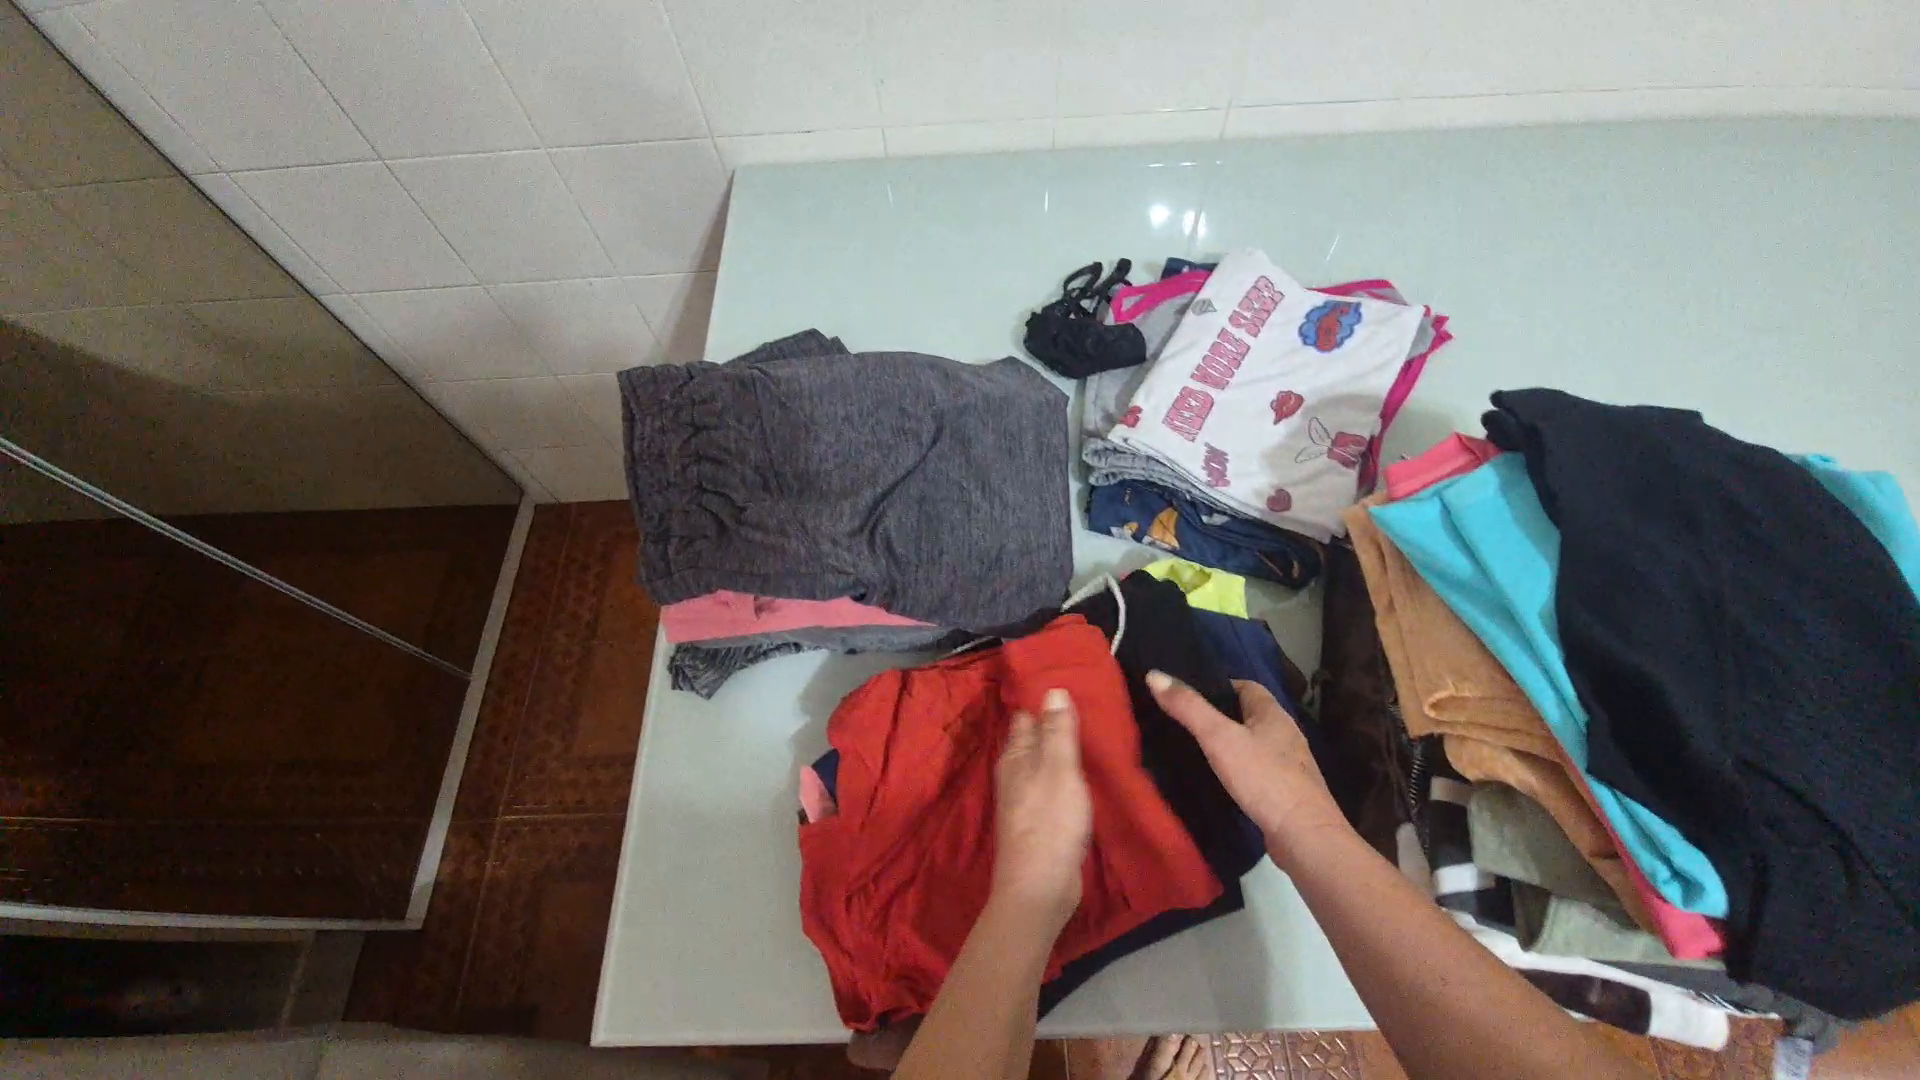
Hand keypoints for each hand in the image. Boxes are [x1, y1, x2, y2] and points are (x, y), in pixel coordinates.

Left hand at [991, 688, 1092, 927]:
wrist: (1039, 888)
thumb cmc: (1049, 822)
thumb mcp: (1059, 770)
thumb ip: (1058, 732)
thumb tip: (1053, 690)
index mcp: (1015, 757)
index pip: (1025, 717)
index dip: (1041, 701)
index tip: (1066, 682)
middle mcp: (1014, 774)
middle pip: (1032, 740)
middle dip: (1052, 724)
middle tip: (1085, 705)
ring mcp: (1025, 799)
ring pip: (1041, 764)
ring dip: (1059, 751)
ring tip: (1088, 735)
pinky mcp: (1038, 822)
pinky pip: (1050, 786)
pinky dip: (1064, 776)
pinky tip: (1081, 776)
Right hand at [1147, 672, 1350, 867]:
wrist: (1305, 835)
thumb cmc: (1263, 777)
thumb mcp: (1219, 737)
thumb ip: (1188, 707)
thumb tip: (1154, 675)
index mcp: (1273, 714)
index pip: (1246, 686)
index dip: (1218, 687)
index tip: (1189, 696)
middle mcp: (1286, 734)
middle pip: (1249, 715)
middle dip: (1221, 715)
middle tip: (1186, 722)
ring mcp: (1290, 764)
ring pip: (1255, 743)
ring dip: (1231, 743)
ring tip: (1198, 749)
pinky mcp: (1288, 791)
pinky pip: (1259, 769)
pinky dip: (1240, 769)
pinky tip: (1222, 780)